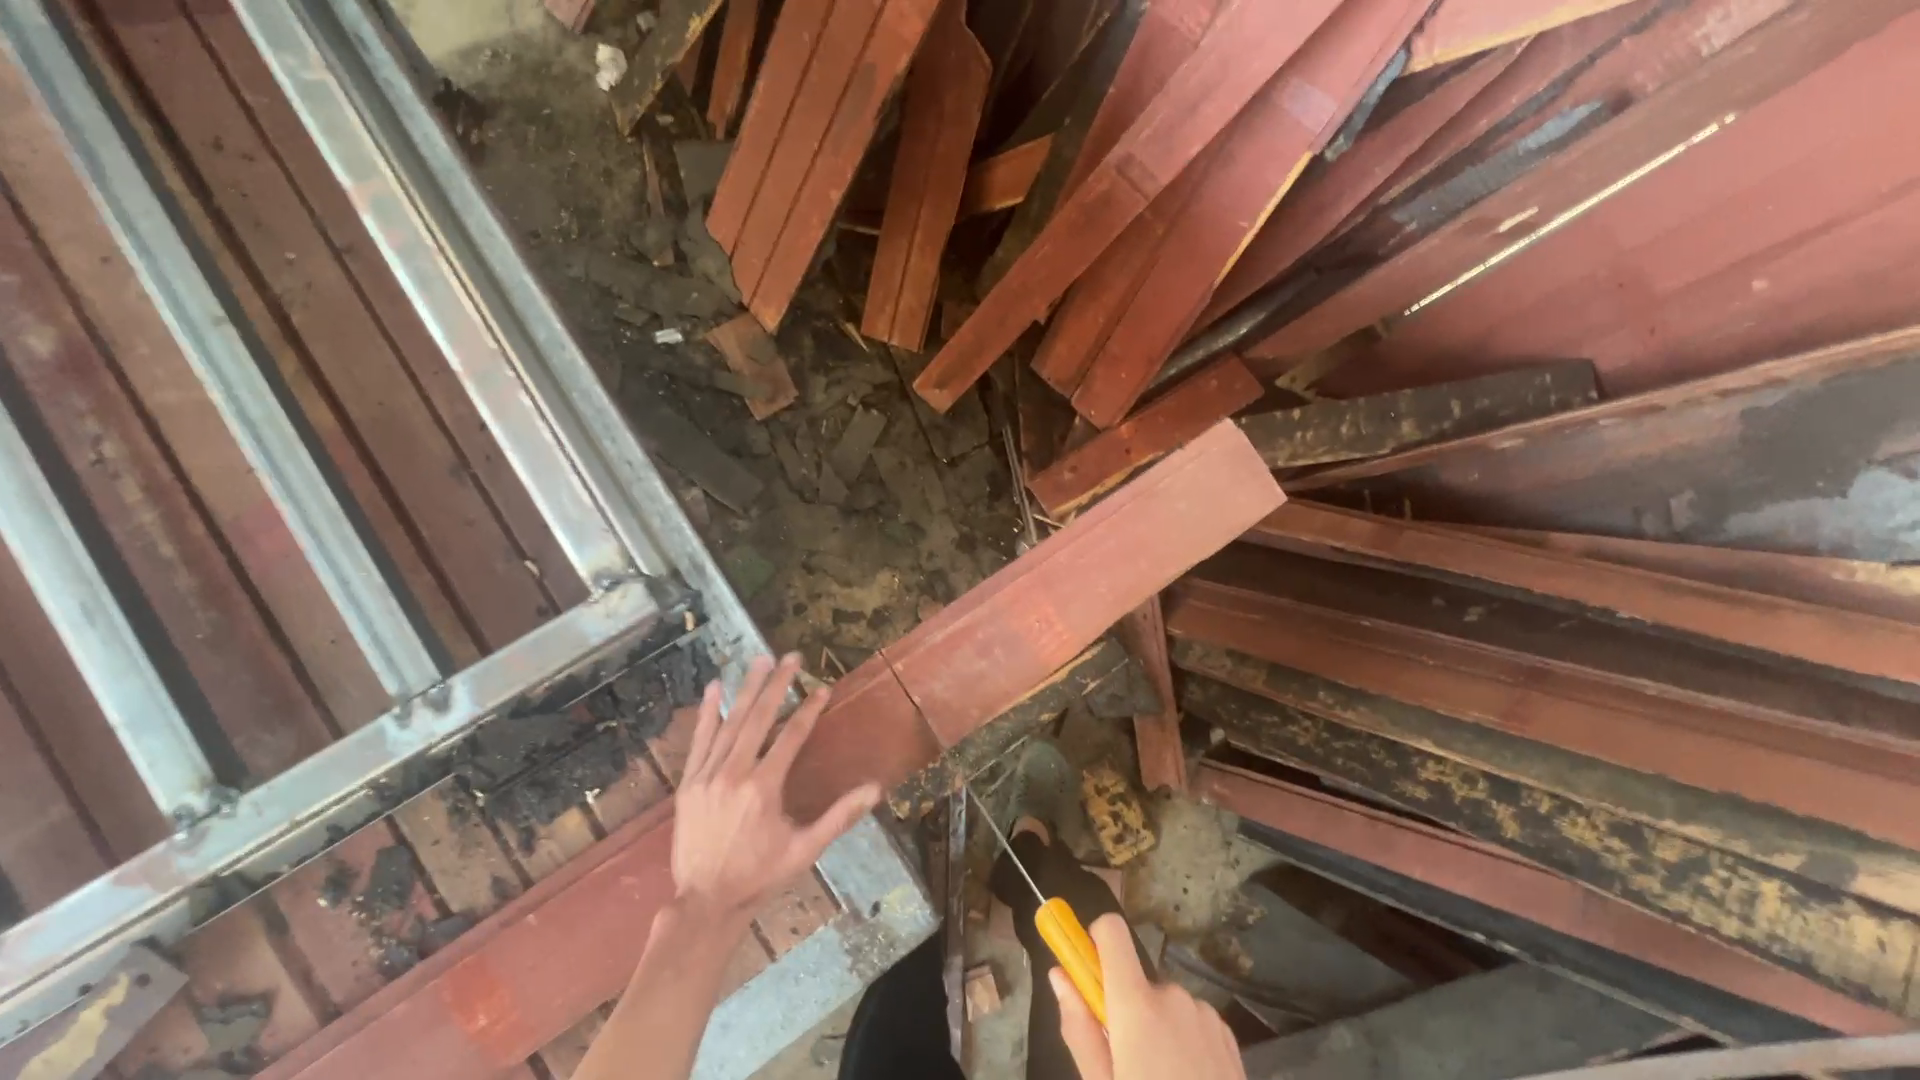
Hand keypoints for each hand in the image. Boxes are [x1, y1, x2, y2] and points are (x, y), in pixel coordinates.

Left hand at [670, 653, 880, 924]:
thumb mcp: (806, 850)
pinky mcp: (688, 784)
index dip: (809, 710)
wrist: (705, 901)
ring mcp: (707, 776)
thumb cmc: (760, 876)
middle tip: (791, 656)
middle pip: (759, 719)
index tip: (822, 688)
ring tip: (760, 660)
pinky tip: (714, 688)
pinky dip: (707, 713)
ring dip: (747, 689)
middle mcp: (733, 774)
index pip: (790, 737)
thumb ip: (840, 816)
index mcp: (764, 789)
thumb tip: (875, 789)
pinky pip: (699, 740)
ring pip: (729, 723)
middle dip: (777, 685)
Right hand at [1052, 914, 1245, 1079]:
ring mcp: (1204, 1012)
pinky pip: (1190, 1019)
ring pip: (1163, 1003)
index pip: (1111, 931)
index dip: (1093, 940)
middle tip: (1124, 1060)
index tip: (1085, 969)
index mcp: (1136, 1004)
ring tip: (1158, 1078)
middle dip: (1124, 1009)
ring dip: (1155, 1027)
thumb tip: (1059, 974)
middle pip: (1134, 979)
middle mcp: (1171, 995)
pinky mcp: (1227, 1032)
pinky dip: (1181, 1039)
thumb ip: (1079, 1026)